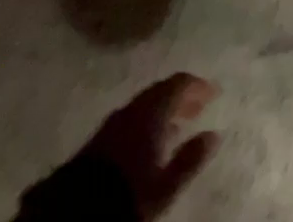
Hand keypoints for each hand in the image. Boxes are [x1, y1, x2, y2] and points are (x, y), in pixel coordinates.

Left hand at [85, 73, 220, 217]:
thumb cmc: (130, 192)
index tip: (214, 92)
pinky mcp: (101, 135)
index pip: (178, 84)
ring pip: (146, 102)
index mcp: (152, 113)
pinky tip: (153, 136)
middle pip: (161, 90)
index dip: (198, 85)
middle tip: (199, 106)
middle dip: (182, 95)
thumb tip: (213, 135)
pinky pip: (132, 115)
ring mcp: (114, 120)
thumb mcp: (167, 183)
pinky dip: (148, 117)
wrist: (78, 208)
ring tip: (180, 123)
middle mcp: (133, 109)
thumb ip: (192, 158)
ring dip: (165, 106)